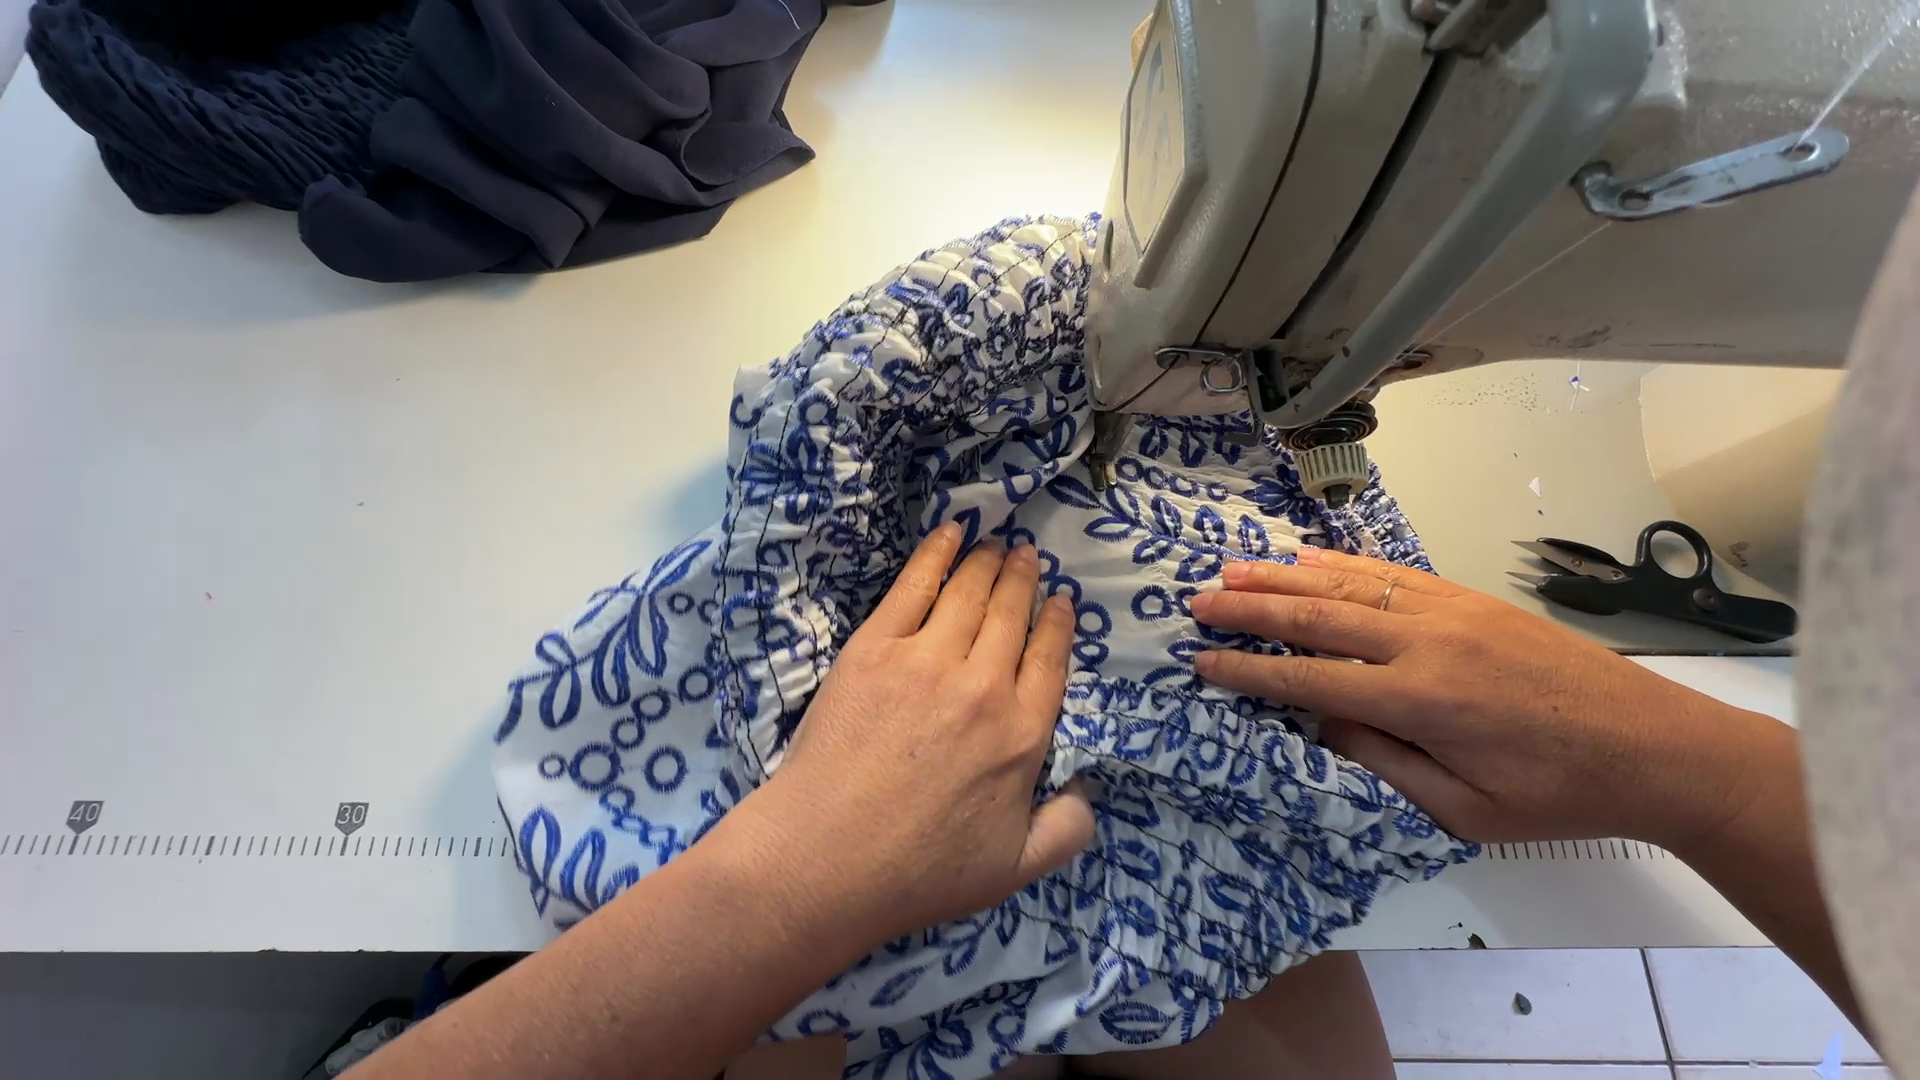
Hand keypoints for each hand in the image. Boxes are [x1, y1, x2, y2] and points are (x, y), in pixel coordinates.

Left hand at [752, 525, 1092, 937]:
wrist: (826, 859)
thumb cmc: (920, 871)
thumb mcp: (1015, 870)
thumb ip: (1067, 830)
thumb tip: (1089, 788)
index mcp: (1023, 735)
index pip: (1051, 658)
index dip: (1057, 622)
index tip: (1060, 601)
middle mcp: (985, 686)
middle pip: (1012, 614)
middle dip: (1025, 579)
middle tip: (1028, 555)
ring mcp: (928, 660)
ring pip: (969, 593)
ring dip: (989, 562)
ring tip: (997, 544)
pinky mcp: (875, 648)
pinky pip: (914, 586)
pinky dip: (936, 554)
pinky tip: (950, 533)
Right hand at [1188, 548, 1780, 849]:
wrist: (1660, 749)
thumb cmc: (1557, 794)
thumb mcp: (1465, 809)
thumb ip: (1383, 761)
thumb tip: (1320, 719)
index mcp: (1421, 702)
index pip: (1311, 679)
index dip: (1250, 671)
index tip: (1202, 662)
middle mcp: (1425, 644)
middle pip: (1316, 617)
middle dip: (1249, 610)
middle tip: (1198, 603)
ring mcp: (1448, 611)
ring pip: (1346, 584)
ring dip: (1281, 576)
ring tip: (1231, 569)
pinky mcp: (1468, 597)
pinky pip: (1389, 572)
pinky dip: (1339, 562)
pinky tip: (1303, 556)